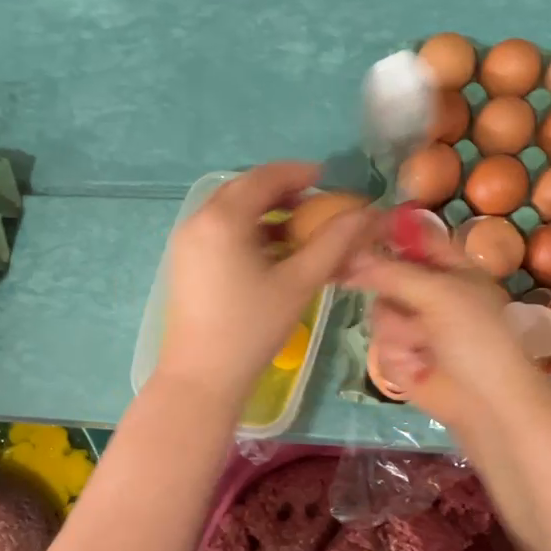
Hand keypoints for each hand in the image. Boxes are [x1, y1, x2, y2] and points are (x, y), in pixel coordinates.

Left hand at [158, 162, 381, 401]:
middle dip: (280, 190)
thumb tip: (366, 213)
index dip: (298, 173)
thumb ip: (333, 243)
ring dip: (263, 212)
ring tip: (296, 231)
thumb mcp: (299, 283)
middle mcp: (198, 221)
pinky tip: (270, 255)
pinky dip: (245, 231)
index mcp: (223, 218)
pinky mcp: (184, 264)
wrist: (202, 377)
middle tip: (313, 203)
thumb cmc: (252, 328)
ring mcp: (185, 243)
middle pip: (243, 190)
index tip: (326, 178)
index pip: (264, 177)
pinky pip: (218, 232)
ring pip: (228, 212)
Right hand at [343, 232, 550, 437]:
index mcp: (453, 269)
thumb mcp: (439, 293)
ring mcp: (416, 327)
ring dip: (396, 331)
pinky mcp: (403, 357)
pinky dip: (396, 356)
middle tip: (358, 283)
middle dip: (385, 290)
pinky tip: (417, 367)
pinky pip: (381, 344)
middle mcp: (432, 294)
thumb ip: (393, 272)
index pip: (416, 239)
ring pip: (379, 313)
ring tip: (419, 346)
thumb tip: (350, 256)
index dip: (389, 233)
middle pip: (387, 276)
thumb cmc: (476, 339)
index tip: (357, 232)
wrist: (485, 402)